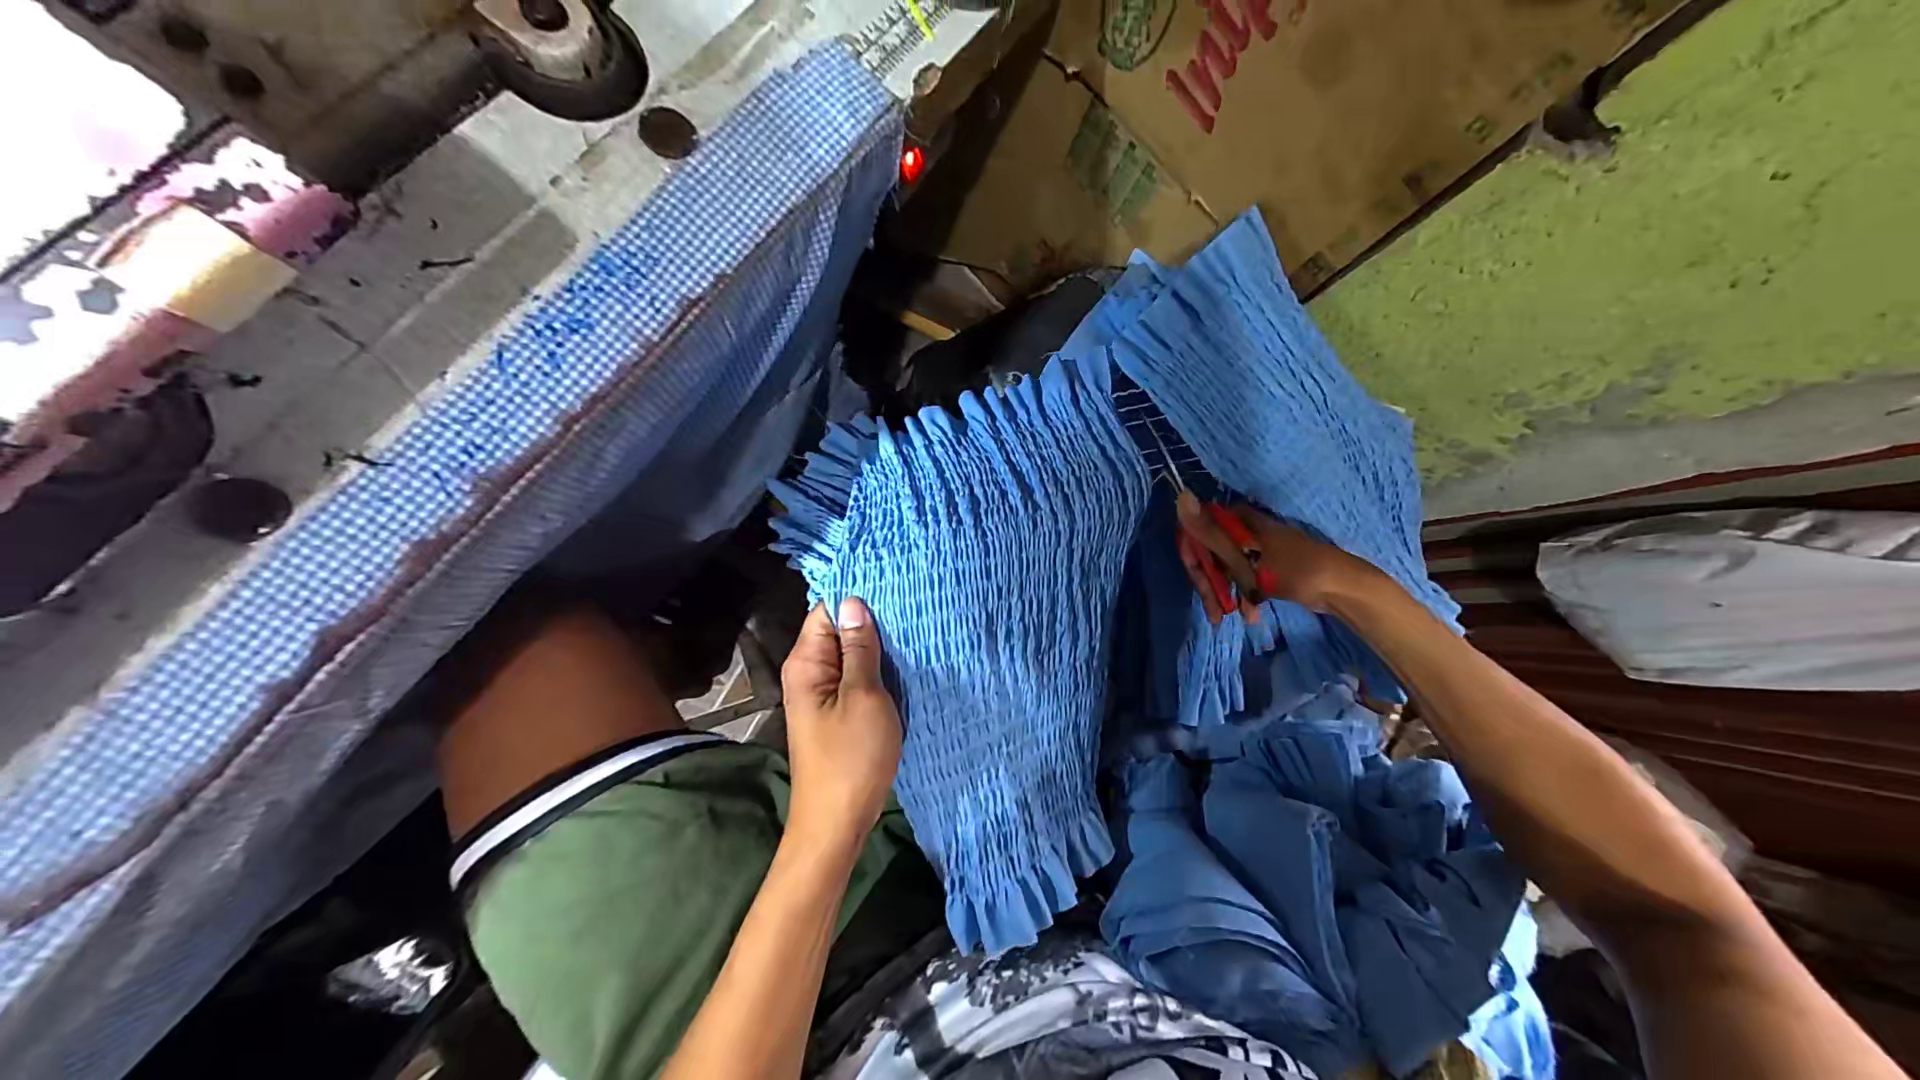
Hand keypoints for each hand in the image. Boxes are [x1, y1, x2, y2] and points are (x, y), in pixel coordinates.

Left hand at [780, 597, 902, 844]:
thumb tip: (855, 602)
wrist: (837, 820)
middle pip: (838, 630)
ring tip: (915, 627)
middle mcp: (809, 672)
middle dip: (871, 619)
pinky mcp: (837, 710)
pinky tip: (904, 661)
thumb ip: (860, 649)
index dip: (857, 596)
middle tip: (913, 605)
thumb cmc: (851, 757)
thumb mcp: (863, 696)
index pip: (827, 610)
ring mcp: (822, 692)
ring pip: (850, 654)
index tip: (893, 585)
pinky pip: (856, 676)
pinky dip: (876, 668)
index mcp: (807, 662)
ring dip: (877, 645)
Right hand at [1177, 502, 1387, 614]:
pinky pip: (1244, 579)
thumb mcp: (1245, 555)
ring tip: (1227, 617)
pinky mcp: (1268, 567)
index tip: (1199, 579)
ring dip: (1225, 594)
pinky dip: (1243, 596)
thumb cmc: (1293, 569)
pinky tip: (1250, 615)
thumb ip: (1209, 532)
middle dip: (1209, 583)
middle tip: (1214, 609)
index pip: (1200, 533)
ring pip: (1226, 570)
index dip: (1194, 556)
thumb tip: (1180, 496)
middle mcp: (1245, 531)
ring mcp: (1258, 550)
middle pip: (1212, 555)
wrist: (1341, 589)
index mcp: (1240, 521)